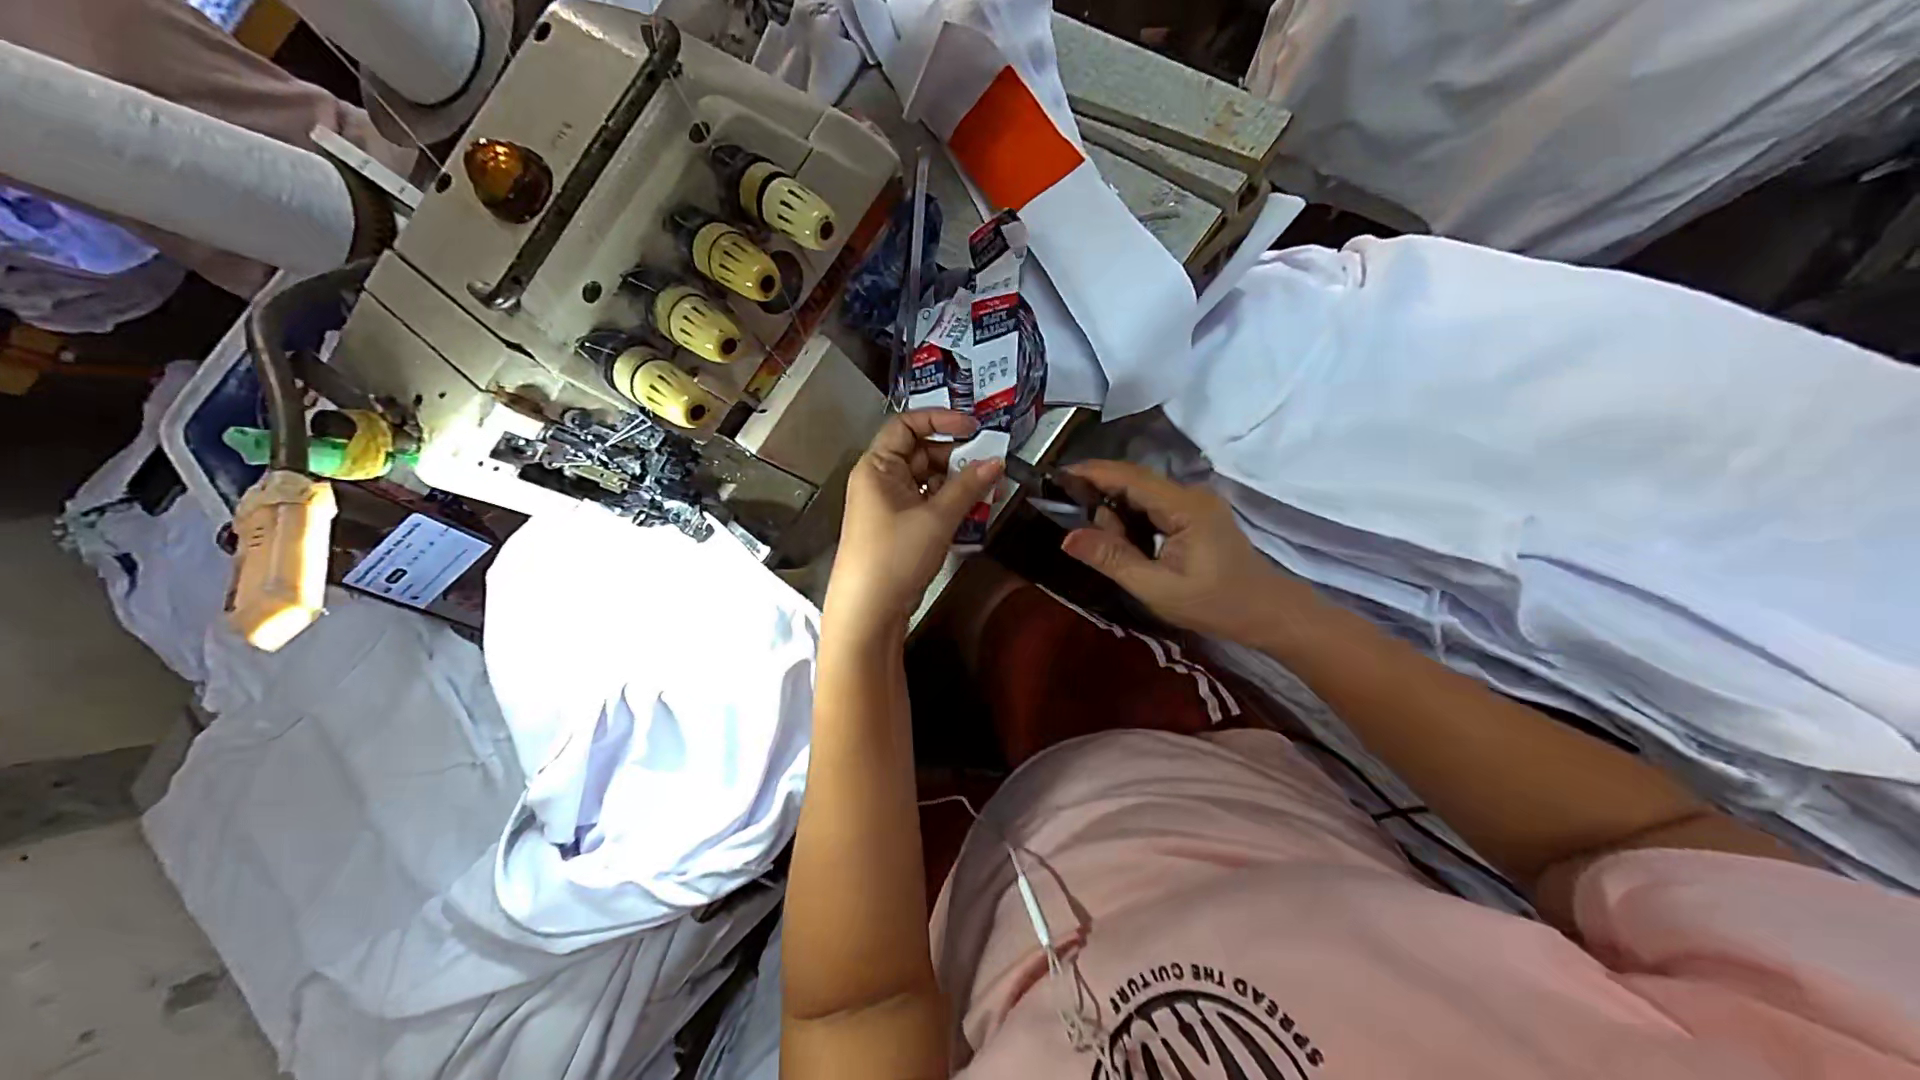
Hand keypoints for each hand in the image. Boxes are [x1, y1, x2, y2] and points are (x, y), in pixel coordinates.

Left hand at [827, 409, 1003, 631]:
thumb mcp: (936, 518)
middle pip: (922, 453)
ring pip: (928, 480)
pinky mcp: (900, 527)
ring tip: (990, 489)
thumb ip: (968, 486)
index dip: (940, 420)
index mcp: (877, 466)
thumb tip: (995, 462)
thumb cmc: (893, 557)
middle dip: (957, 457)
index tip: (973, 427)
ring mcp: (889, 505)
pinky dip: (950, 504)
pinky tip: (975, 510)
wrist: (868, 611)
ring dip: (958, 483)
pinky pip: (928, 503)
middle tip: (990, 464)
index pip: (907, 425)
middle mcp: (880, 480)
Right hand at [1059, 460, 1325, 646]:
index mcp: (1184, 506)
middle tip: (1075, 525)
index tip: (1056, 477)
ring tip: (1099, 540)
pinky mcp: (1195, 514)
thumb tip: (1067, 537)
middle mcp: (1190, 494)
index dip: (1092, 472)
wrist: (1268, 613)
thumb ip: (1112, 559)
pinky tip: (1122, 539)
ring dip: (1115, 510)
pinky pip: (1153, 505)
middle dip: (1100, 495)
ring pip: (1142, 493)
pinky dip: (1131, 517)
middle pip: (1134, 481)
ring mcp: (1195, 502)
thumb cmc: (1215, 604)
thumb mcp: (1157, 588)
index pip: (1130, 476)